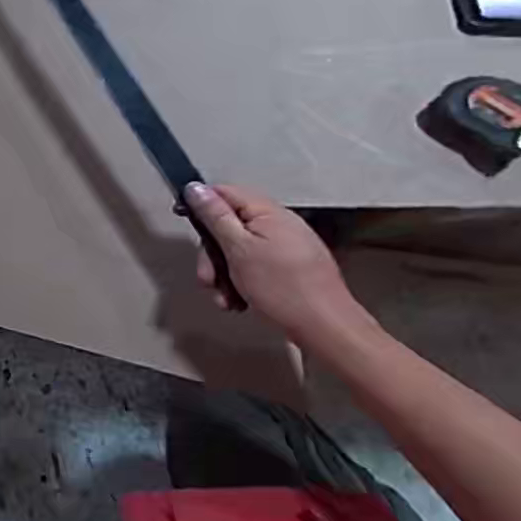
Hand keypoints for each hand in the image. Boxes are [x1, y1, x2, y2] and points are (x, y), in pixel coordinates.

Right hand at [184, 182, 371, 344]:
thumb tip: (195, 186)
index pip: (224, 193)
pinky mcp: (292, 270)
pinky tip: (239, 301)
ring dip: (224, 272)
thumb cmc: (282, 288)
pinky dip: (243, 281)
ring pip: (240, 249)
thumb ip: (215, 215)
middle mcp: (280, 225)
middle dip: (212, 252)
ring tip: (224, 297)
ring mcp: (288, 248)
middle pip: (229, 225)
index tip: (190, 230)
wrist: (330, 334)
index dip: (202, 208)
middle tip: (207, 278)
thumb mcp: (238, 249)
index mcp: (269, 212)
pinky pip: (256, 265)